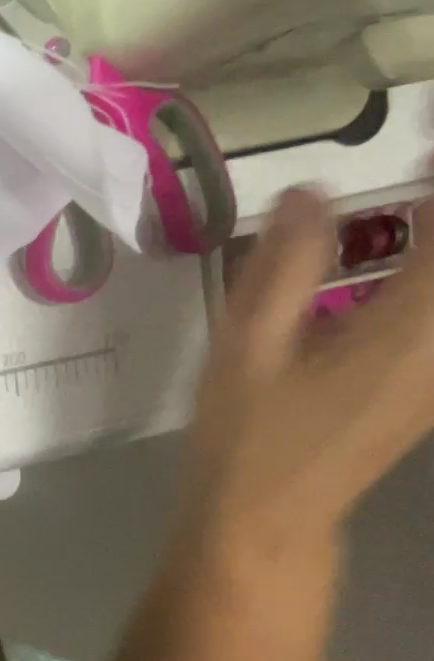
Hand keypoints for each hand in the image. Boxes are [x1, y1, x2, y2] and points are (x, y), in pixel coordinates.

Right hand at [179, 188, 433, 559]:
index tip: (418, 144)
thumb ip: (279, 271)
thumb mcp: (244, 352)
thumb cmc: (246, 437)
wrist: (267, 516)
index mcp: (414, 325)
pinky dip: (423, 275)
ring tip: (406, 212)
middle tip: (410, 174)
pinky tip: (401, 263)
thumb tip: (308, 196)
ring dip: (429, 245)